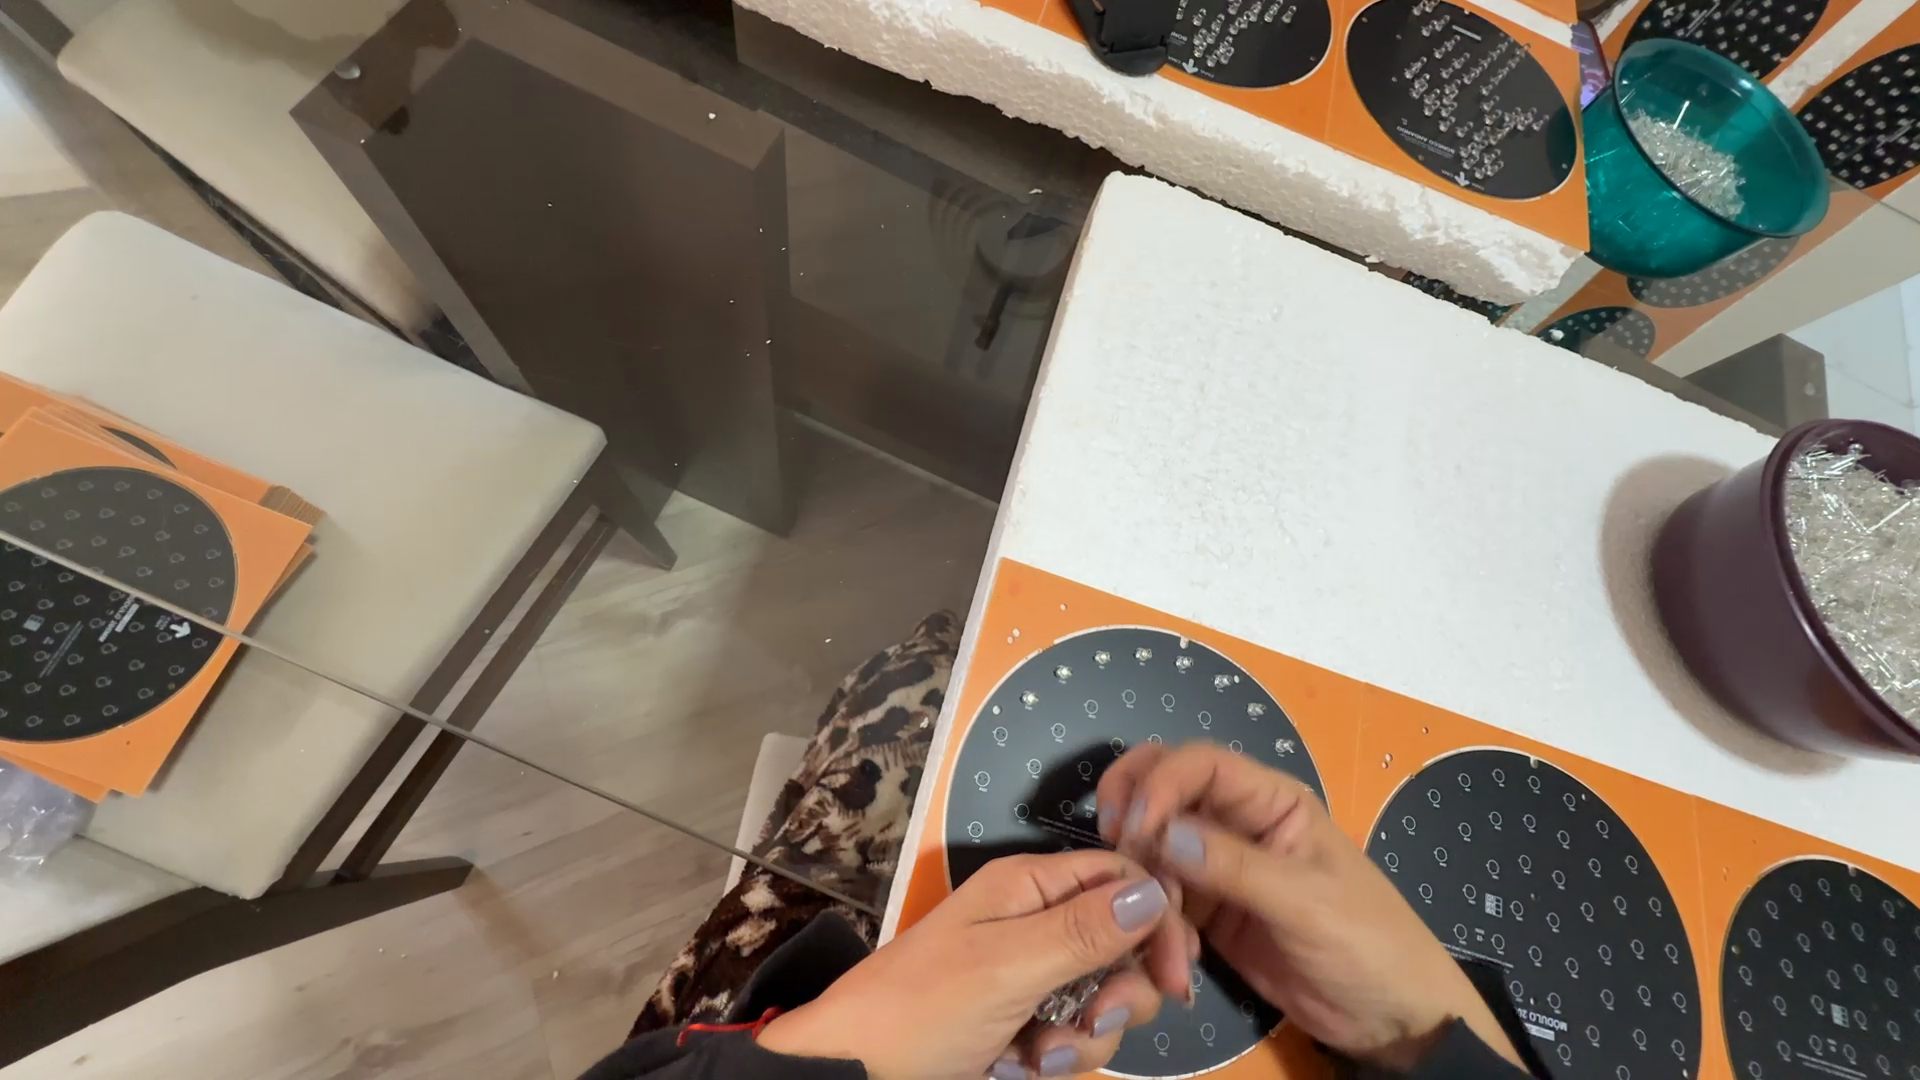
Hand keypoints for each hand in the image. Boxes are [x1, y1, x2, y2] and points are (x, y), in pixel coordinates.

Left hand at [758, 850, 1186, 1078]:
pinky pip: (1075, 1031)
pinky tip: (1024, 1066)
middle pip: (1121, 940)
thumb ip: (1083, 931)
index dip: (1155, 918)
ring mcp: (1032, 970)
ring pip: (1104, 993)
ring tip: (1040, 1055)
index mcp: (1029, 884)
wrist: (860, 1074)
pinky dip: (1062, 1053)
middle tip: (1096, 1019)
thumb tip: (1154, 889)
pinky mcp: (1027, 1018)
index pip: (1118, 877)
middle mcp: (1037, 918)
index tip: (1176, 975)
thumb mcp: (1008, 965)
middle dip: (1121, 988)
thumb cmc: (927, 1007)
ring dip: (1087, 1032)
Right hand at [1097, 742, 1526, 1071]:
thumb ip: (1234, 866)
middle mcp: (1234, 819)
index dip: (1160, 782)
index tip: (1134, 828)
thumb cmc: (1369, 946)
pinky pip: (1161, 896)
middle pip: (1162, 786)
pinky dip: (1157, 924)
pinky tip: (1178, 961)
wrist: (1395, 1027)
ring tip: (1161, 940)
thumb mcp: (1308, 904)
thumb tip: (1161, 834)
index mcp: (1269, 799)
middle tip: (1115, 847)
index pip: (1199, 763)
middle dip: (1131, 810)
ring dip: (1145, 885)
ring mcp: (1215, 863)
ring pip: (1153, 845)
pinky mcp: (1205, 906)